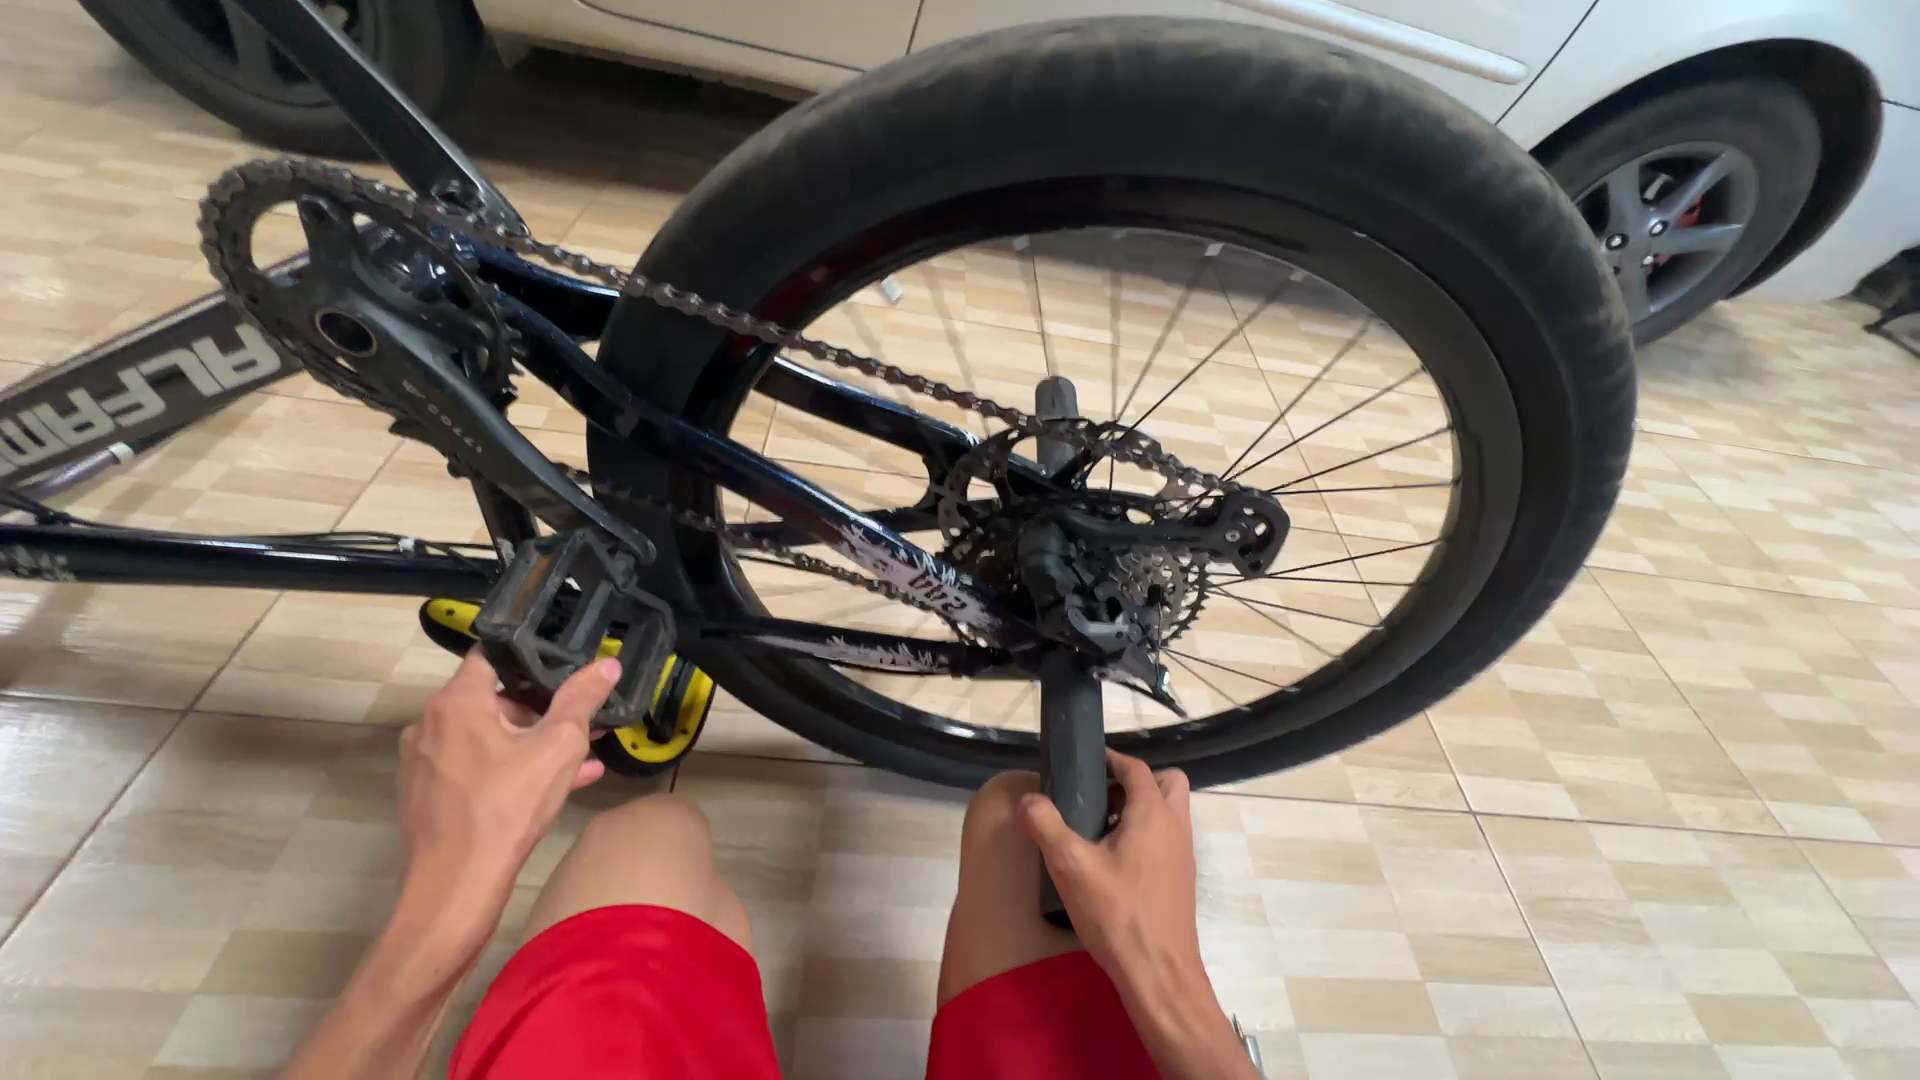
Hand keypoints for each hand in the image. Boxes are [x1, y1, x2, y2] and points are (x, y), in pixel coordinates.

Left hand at [396, 649, 617, 927]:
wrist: (456, 887)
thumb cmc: (507, 805)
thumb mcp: (559, 745)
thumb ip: (583, 699)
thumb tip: (608, 662)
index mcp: (455, 703)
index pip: (492, 656)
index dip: (531, 654)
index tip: (566, 659)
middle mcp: (432, 725)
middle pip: (494, 699)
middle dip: (543, 705)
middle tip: (584, 711)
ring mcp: (428, 763)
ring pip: (491, 737)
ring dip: (535, 740)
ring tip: (585, 749)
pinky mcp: (432, 795)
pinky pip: (481, 767)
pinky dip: (517, 767)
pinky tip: (566, 780)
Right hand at [1019, 749, 1201, 990]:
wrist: (1159, 976)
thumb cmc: (1117, 914)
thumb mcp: (1070, 866)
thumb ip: (1046, 825)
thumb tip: (1029, 799)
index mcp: (1153, 813)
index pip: (1137, 768)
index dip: (1112, 760)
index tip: (1085, 764)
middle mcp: (1175, 827)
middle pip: (1166, 783)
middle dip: (1135, 781)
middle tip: (1100, 797)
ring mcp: (1183, 855)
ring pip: (1169, 812)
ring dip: (1140, 809)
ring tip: (1100, 829)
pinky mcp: (1180, 880)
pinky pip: (1167, 839)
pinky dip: (1146, 835)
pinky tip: (1113, 863)